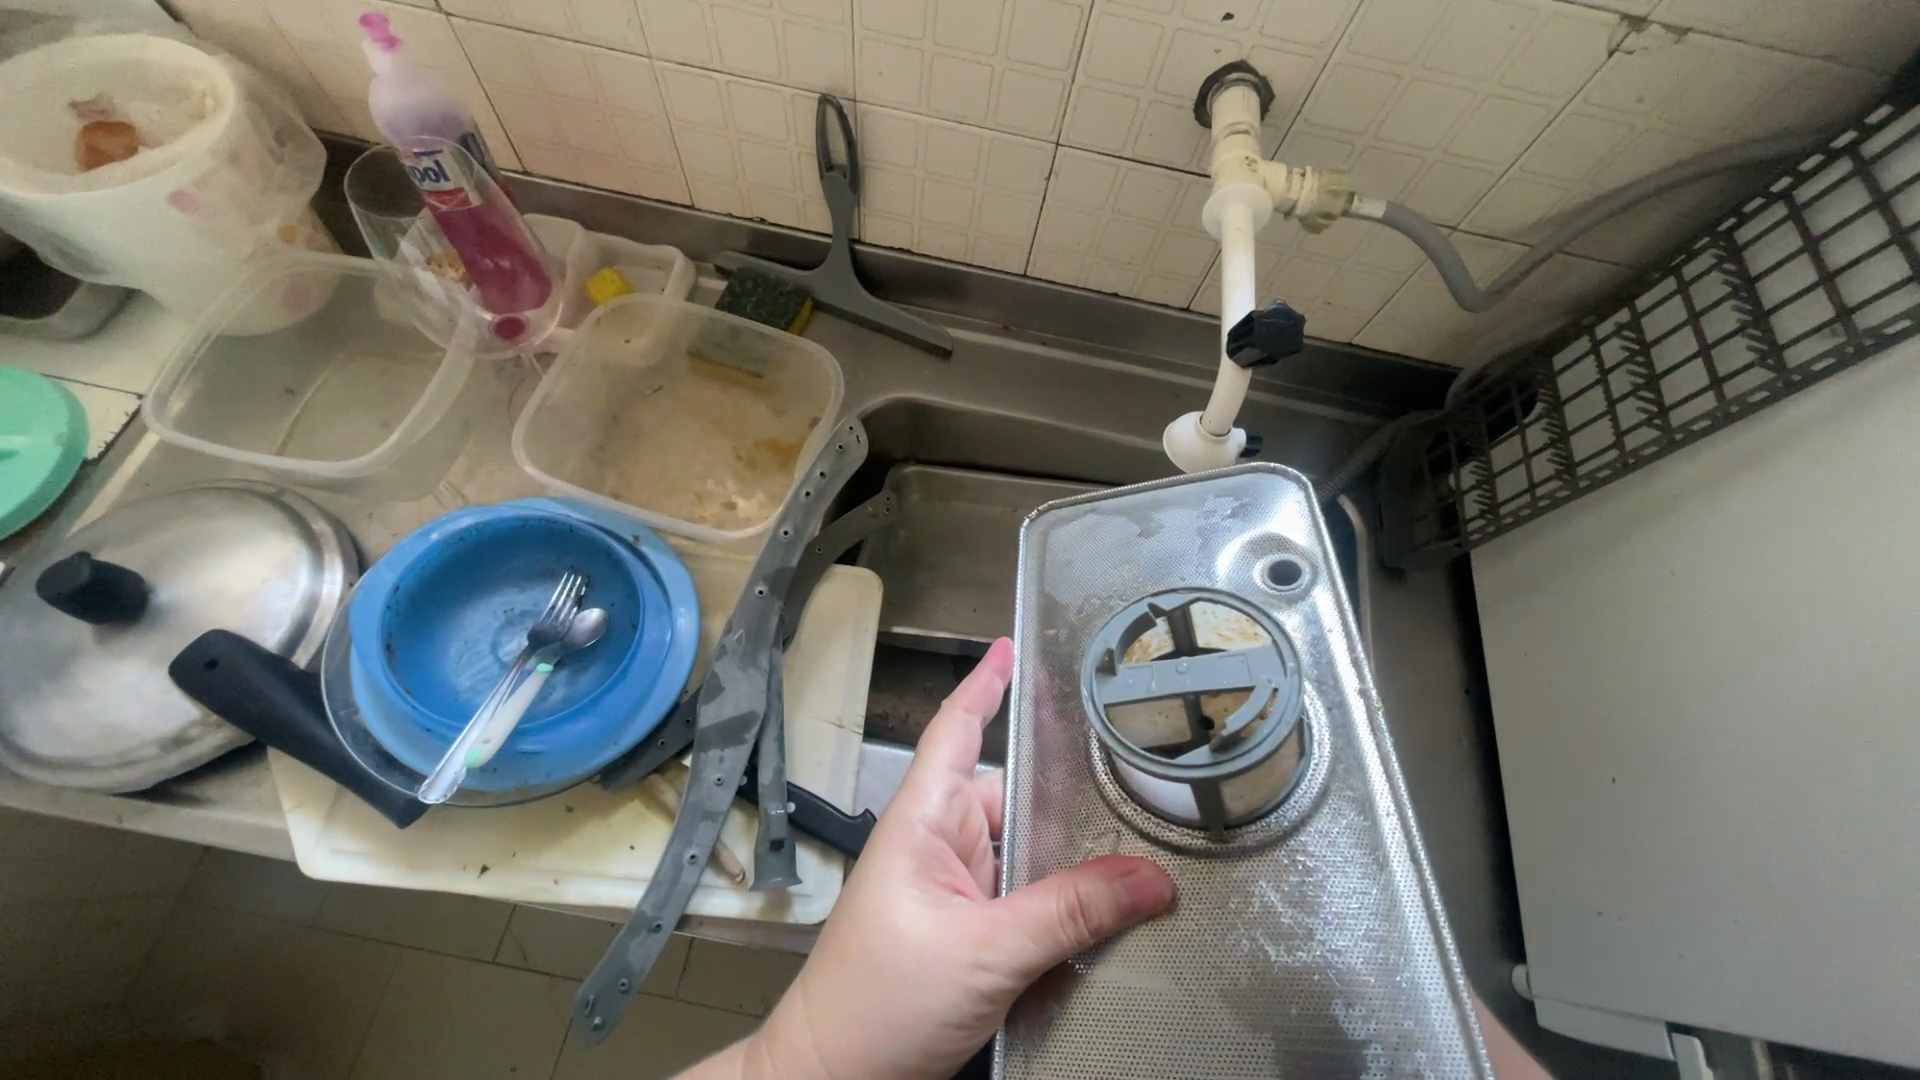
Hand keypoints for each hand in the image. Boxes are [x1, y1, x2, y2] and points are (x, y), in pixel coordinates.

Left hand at [689, 638, 1175, 1079]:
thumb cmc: (876, 1004)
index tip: (1012, 647)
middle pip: (1013, 791)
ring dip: (1070, 849)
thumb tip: (1149, 880)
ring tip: (1139, 840)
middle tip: (1133, 770)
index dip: (984, 683)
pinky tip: (1106, 898)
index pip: (956, 729)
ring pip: (1026, 846)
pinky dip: (1063, 891)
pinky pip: (1027, 891)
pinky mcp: (971, 925)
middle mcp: (941, 840)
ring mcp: (957, 885)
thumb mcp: (983, 953)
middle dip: (1065, 786)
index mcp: (925, 819)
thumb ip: (1068, 913)